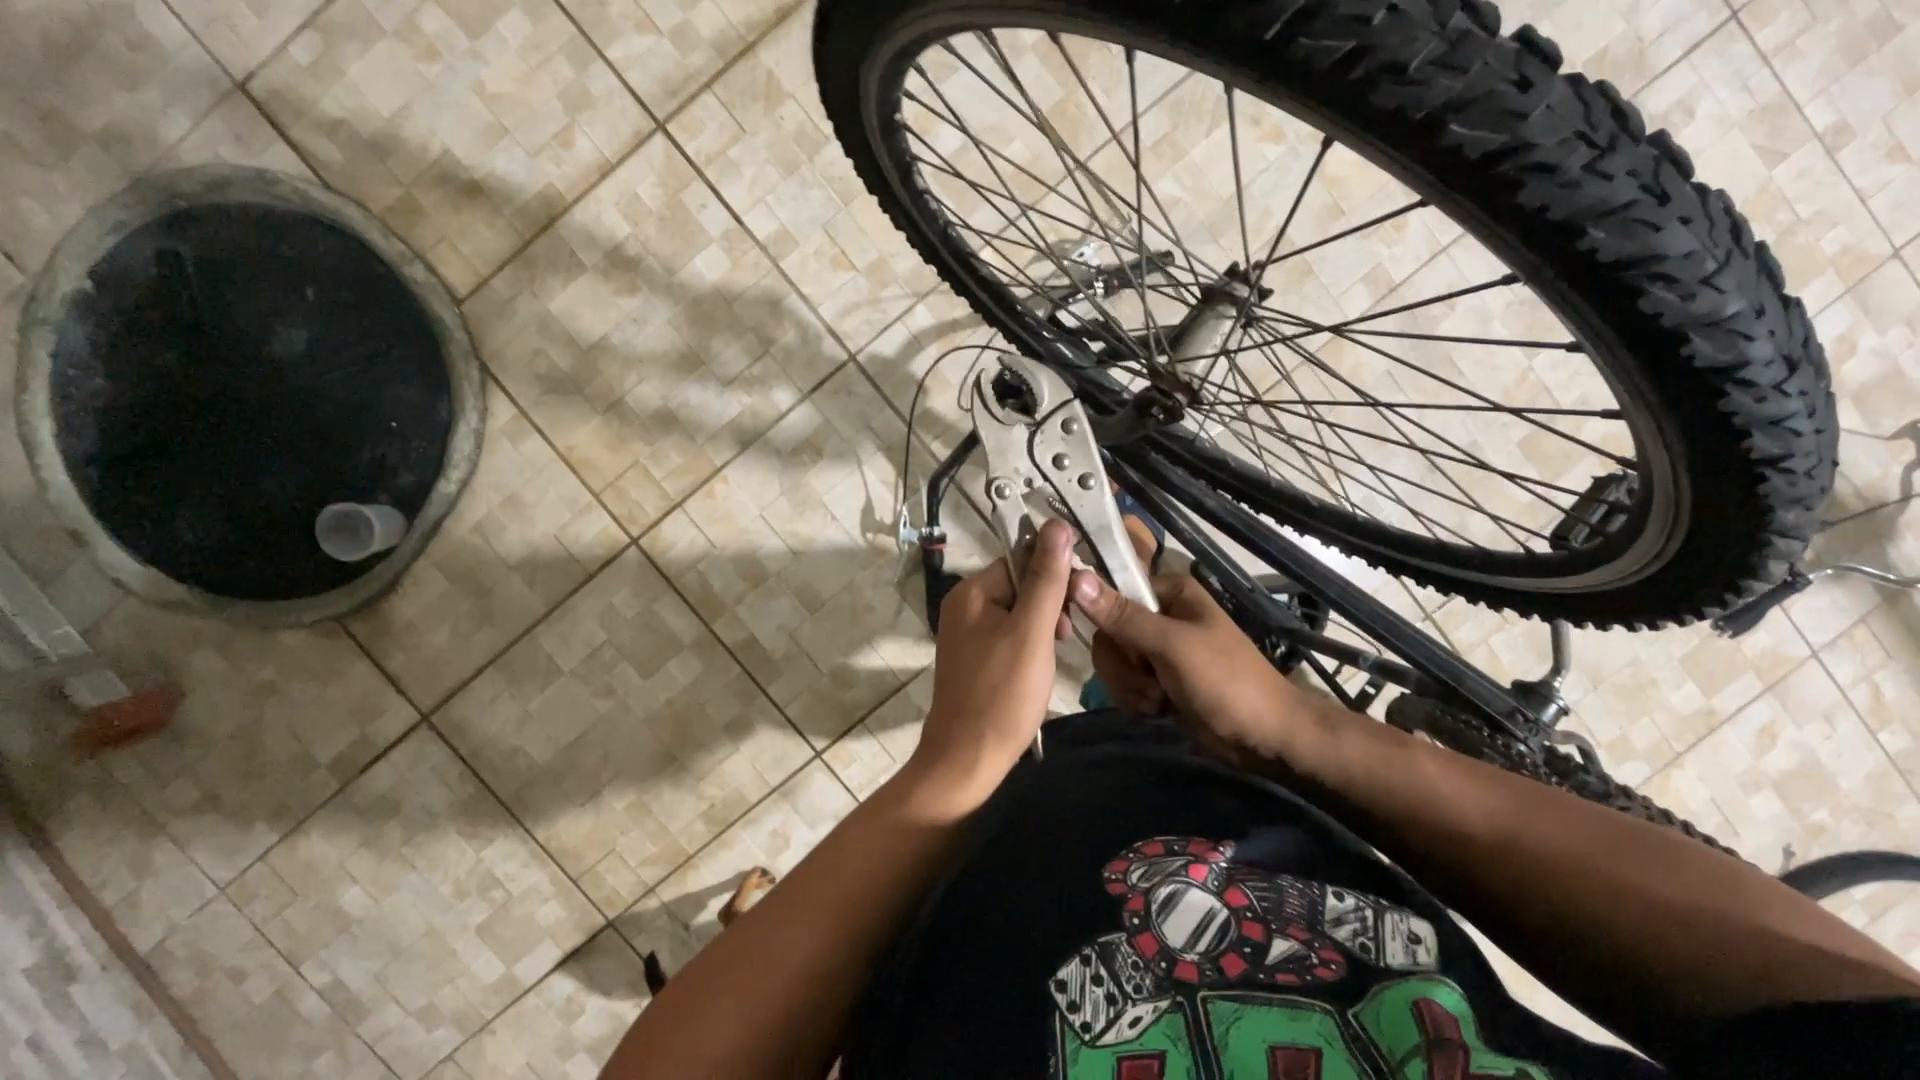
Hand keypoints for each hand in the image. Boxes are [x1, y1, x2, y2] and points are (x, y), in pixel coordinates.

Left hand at [906, 519, 1075, 808]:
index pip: (1021, 559)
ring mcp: (968, 636)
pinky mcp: (976, 660)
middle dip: (1051, 603)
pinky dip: (1031, 645)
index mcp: (971, 593)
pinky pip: (1010, 637)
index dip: (1054, 574)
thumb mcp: (1032, 632)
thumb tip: (1057, 526)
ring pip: (1019, 613)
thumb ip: (1046, 579)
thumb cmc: (1003, 694)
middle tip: (1068, 634)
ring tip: (1059, 651)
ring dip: (1045, 625)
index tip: (1081, 598)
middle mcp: (964, 607)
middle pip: (1020, 585)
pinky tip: (1043, 666)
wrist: (969, 758)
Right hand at [1072, 567, 1318, 767]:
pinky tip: (1160, 710)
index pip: (1110, 594)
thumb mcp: (1173, 646)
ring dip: (1131, 688)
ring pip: (1112, 663)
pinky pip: (1123, 684)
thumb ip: (1124, 616)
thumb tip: (1075, 577)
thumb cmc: (1226, 681)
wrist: (1263, 737)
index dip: (1109, 625)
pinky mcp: (1157, 680)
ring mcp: (1158, 650)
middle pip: (1107, 635)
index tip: (1128, 651)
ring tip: (1161, 700)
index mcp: (1169, 592)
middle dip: (1124, 667)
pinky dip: (1137, 701)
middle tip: (1152, 680)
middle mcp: (1160, 615)